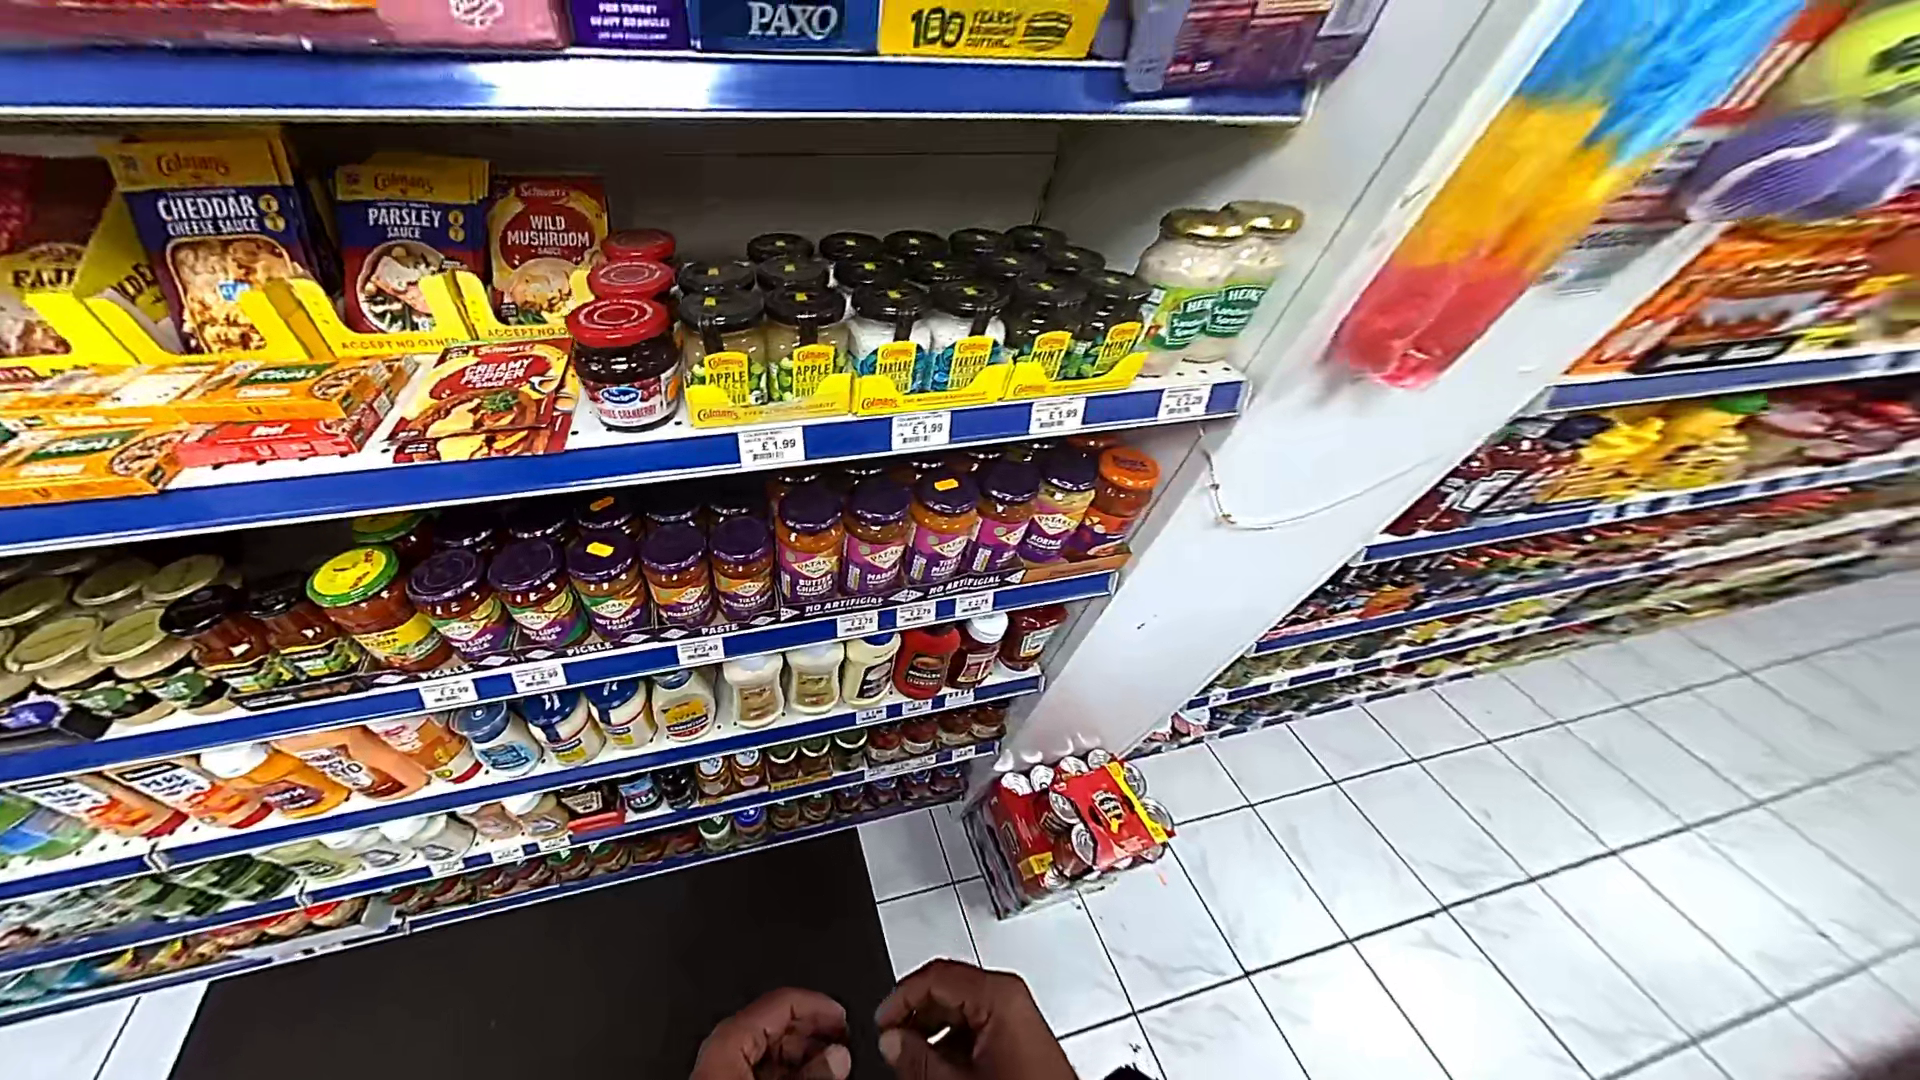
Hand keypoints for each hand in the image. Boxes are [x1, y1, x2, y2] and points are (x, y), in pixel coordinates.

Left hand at [691, 988, 852, 1079]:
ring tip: (829, 1068)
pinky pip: (762, 1070)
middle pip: (779, 1024)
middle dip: (813, 1034)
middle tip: (841, 1046)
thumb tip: (838, 1057)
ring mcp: (723, 1069)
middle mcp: (725, 1046)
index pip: (784, 1001)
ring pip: (773, 1049)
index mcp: (732, 1037)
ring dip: (803, 1056)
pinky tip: (807, 1079)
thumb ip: (811, 1075)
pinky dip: (787, 1073)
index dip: (819, 1007)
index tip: (842, 1020)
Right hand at [874, 959, 1075, 1079]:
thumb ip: (920, 1060)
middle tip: (891, 1042)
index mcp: (998, 994)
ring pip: (959, 1008)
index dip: (902, 996)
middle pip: (947, 987)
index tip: (882, 1021)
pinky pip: (974, 1024)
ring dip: (931, 1030)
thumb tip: (892, 1038)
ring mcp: (1014, 1012)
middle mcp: (1008, 994)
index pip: (937, 974)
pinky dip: (951, 1042)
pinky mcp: (1017, 1033)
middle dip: (915, 1015)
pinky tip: (938, 1068)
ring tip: (911, 1060)